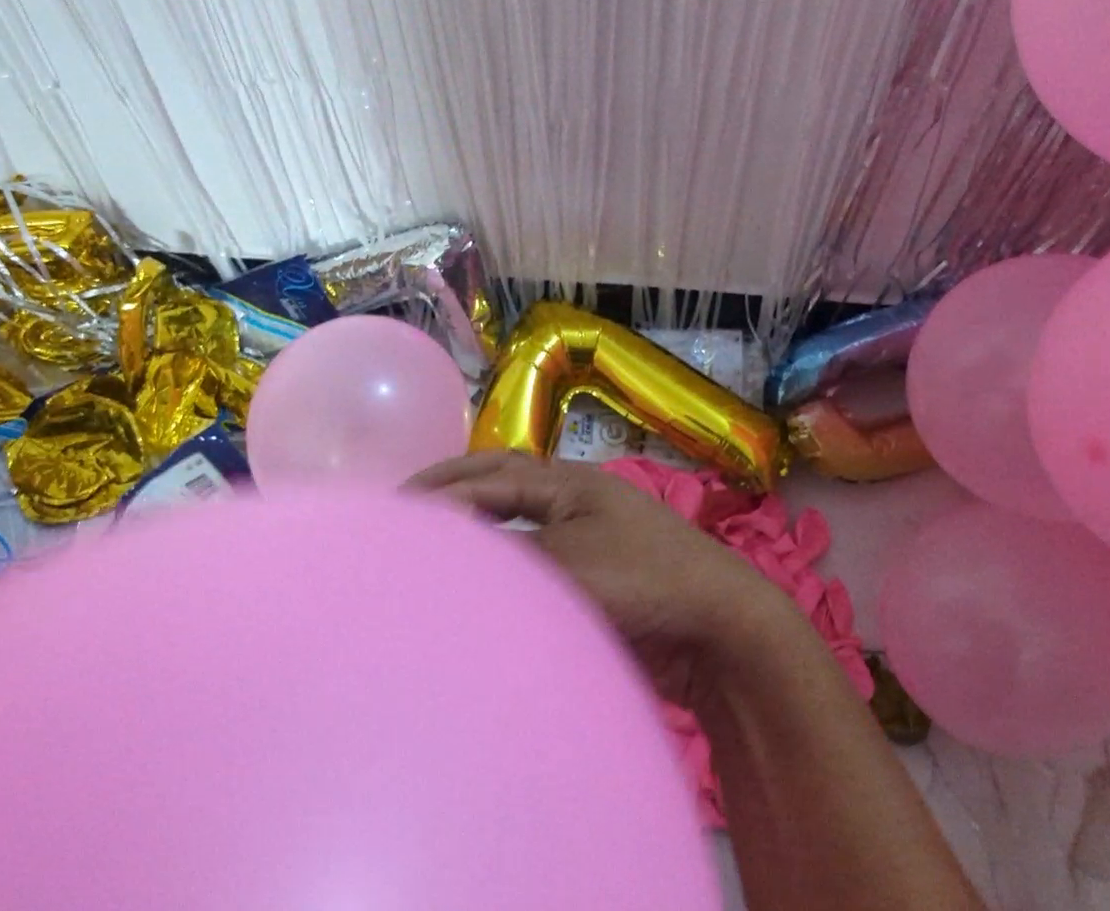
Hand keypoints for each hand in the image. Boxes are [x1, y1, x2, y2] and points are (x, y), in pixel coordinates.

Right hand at [406, 451, 794, 709]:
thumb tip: (439, 558)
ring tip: (431, 551)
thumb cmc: (644, 581)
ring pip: (519, 531)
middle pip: (504, 488)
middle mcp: (577, 505)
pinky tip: (479, 594)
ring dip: (479, 536)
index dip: (440, 491)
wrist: (719, 631)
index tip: (390, 511)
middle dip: (455, 495)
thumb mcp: (566, 564)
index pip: (491, 478)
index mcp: (571, 484)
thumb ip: (499, 558)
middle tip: (405, 512)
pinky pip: (538, 572)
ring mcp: (589, 543)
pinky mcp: (597, 585)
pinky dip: (504, 576)